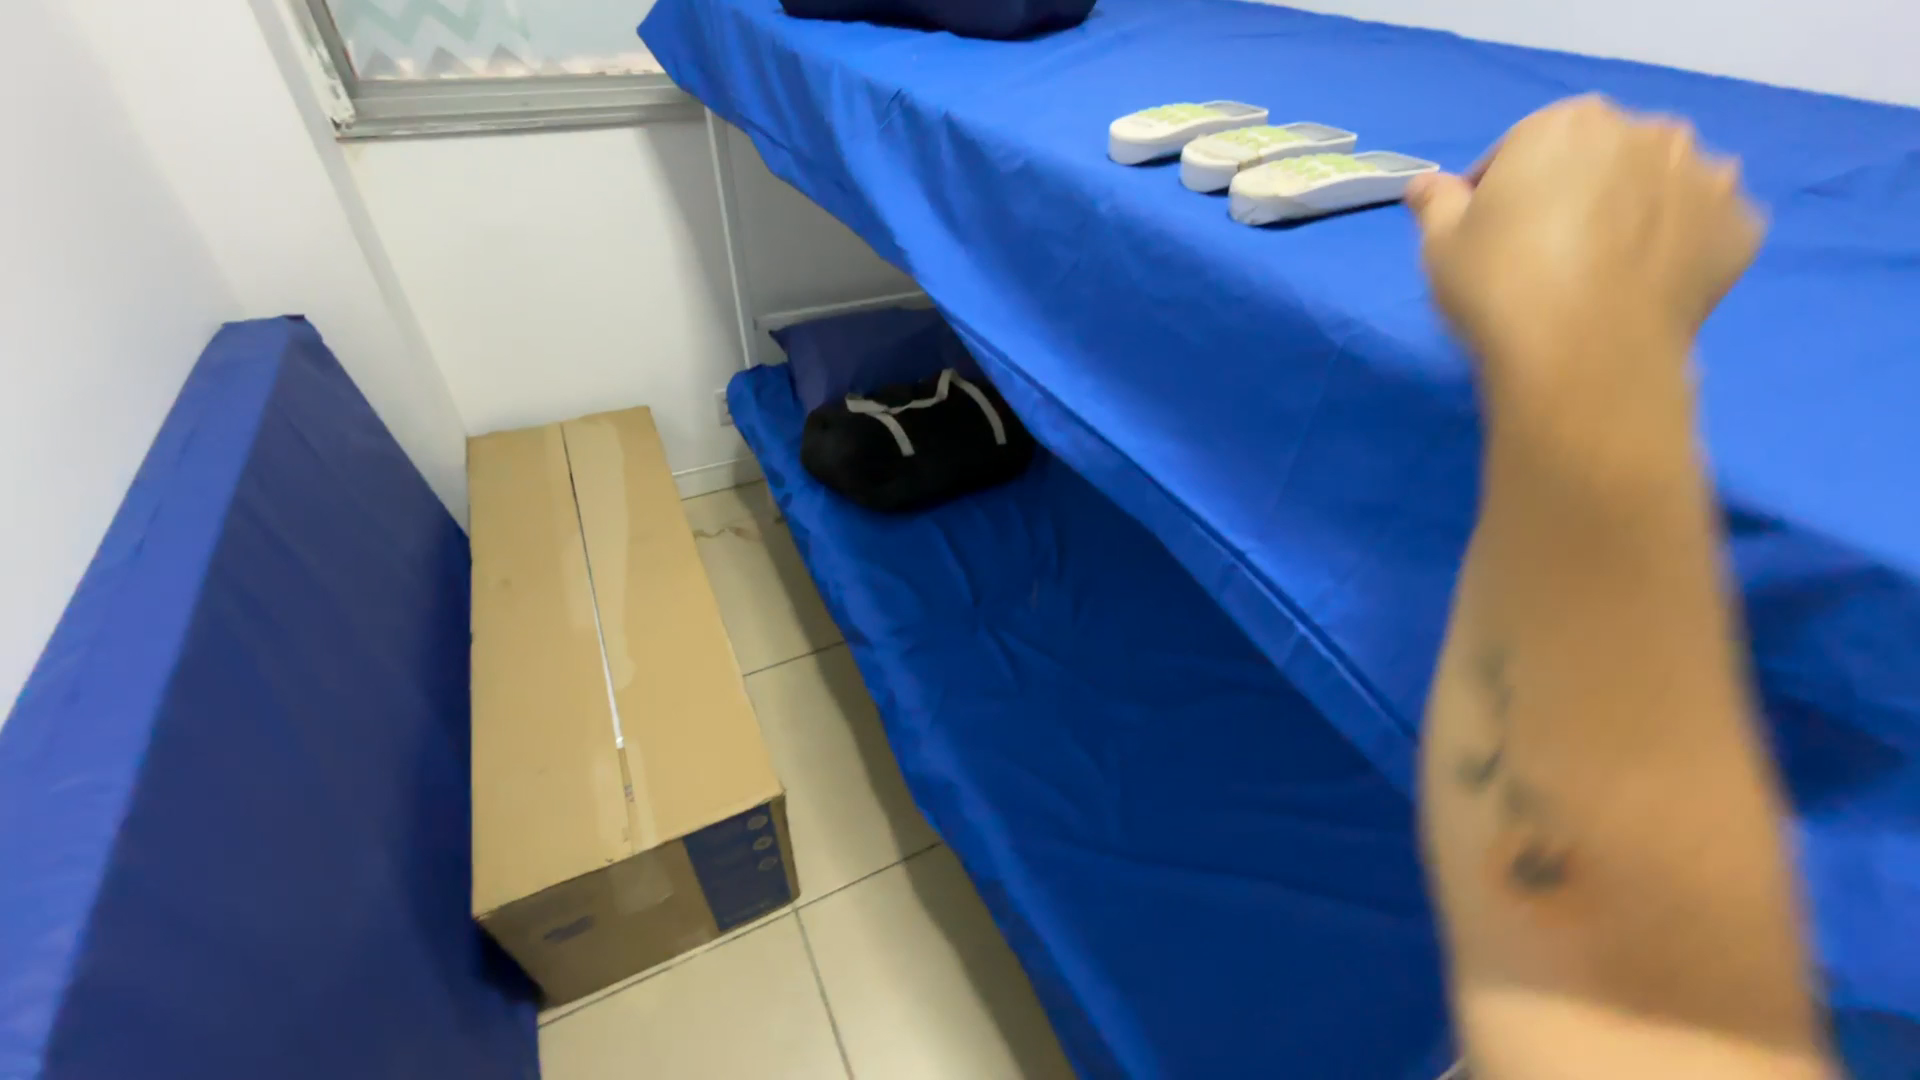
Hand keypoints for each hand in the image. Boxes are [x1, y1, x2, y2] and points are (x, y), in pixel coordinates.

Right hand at [1406, 96, 1764, 392]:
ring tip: (1589, 275)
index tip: (1479, 238)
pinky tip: (1631, 288)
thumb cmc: (1497, 286)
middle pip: (1593, 160)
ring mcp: (1705, 176)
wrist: (1583, 355)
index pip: (1517, 150)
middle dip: (1566, 195)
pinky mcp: (1739, 226)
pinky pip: (1692, 228)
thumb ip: (1435, 203)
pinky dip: (1668, 249)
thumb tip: (1428, 185)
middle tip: (1534, 257)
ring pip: (1651, 189)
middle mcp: (1647, 131)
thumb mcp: (1437, 245)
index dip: (1491, 195)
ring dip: (1625, 215)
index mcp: (1566, 125)